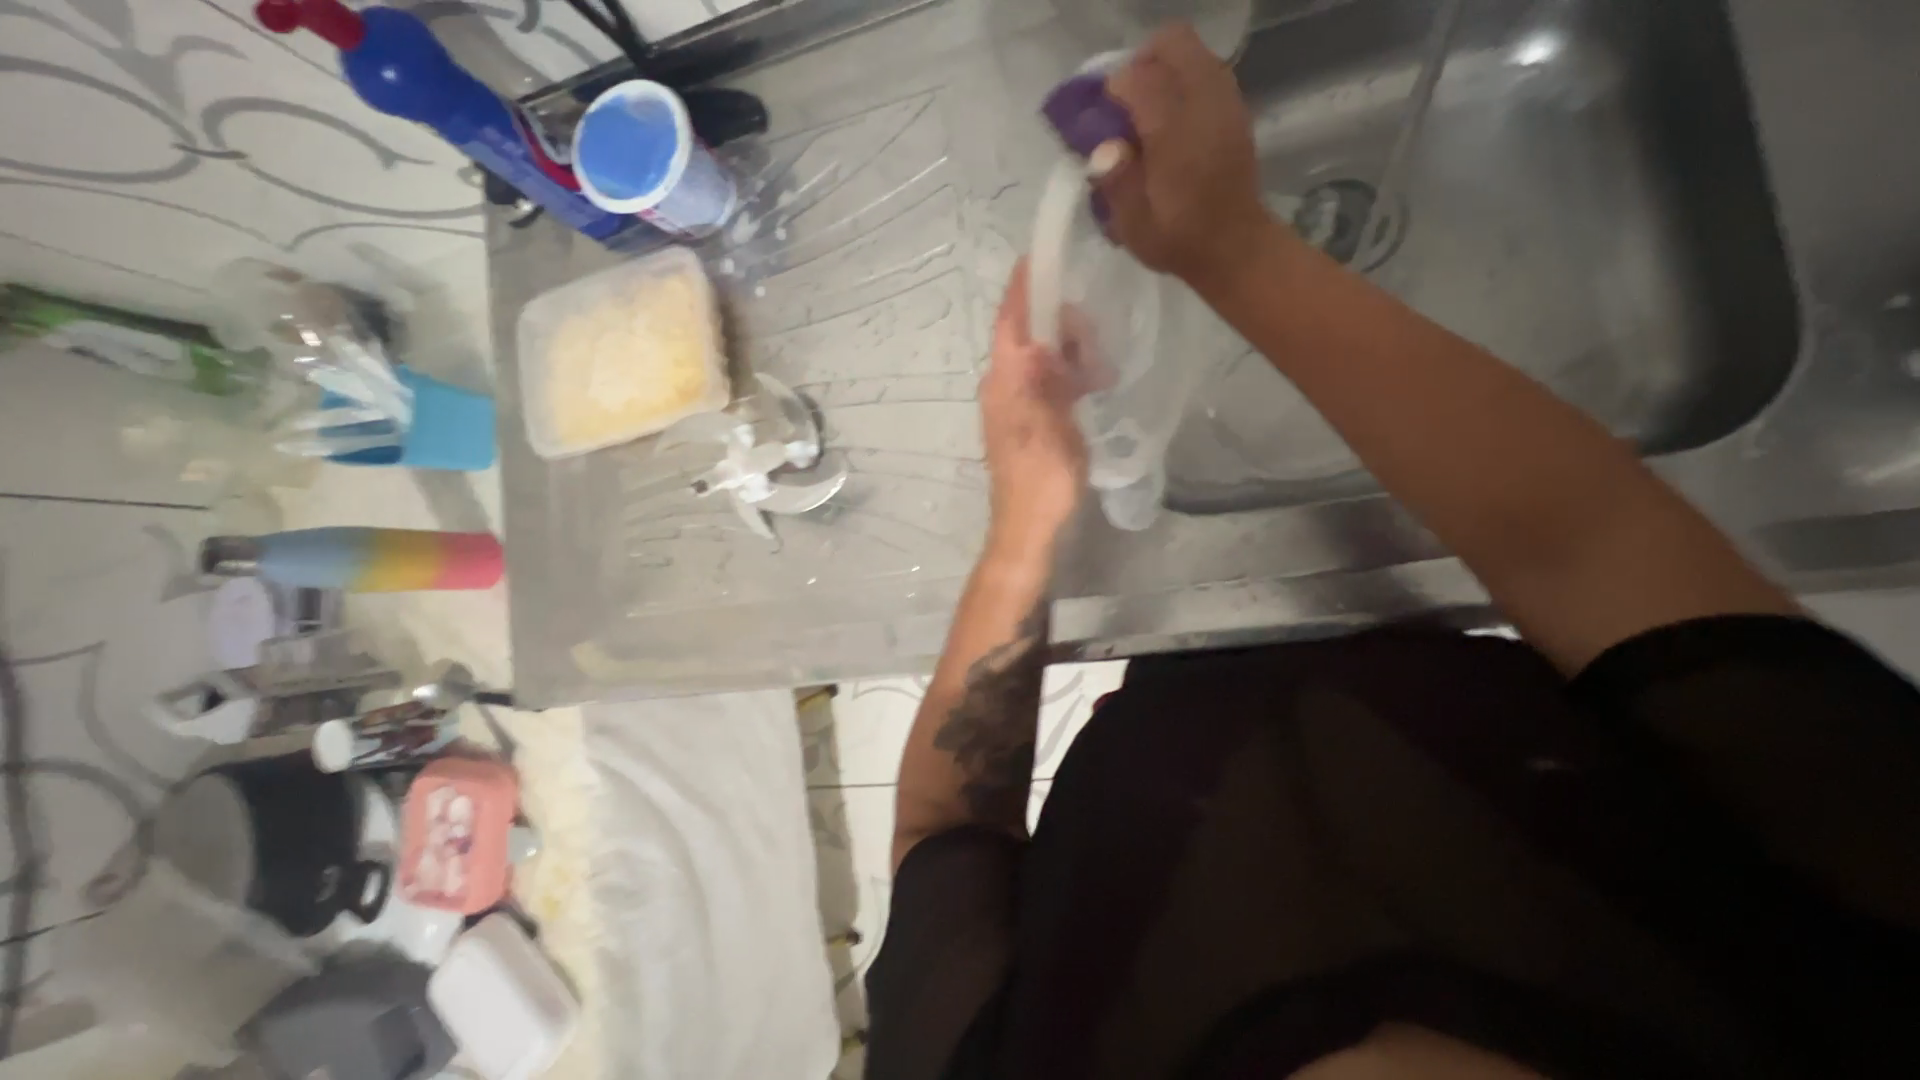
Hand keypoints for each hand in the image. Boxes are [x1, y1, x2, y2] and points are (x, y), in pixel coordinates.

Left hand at [980, 260, 1092, 558]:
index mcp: (1004, 380)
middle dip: (1058, 322)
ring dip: (1066, 350)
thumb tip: (1044, 341)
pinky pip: (1044, 380)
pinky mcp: (1024, 419)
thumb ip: (1048, 379)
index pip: (1010, 320)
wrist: (1028, 526)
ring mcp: (1012, 403)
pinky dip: (1066, 374)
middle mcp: (1002, 385)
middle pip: (1026, 334)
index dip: (1023, 287)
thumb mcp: (1053, 424)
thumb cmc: (1043, 478)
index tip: (1038, 256)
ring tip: (1098, 363)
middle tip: (1093, 334)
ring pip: (1038, 357)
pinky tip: (1092, 383)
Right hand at [1100, 23, 1279, 285]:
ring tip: (1146, 112)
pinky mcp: (1235, 111)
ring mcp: (1225, 104)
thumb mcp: (1134, 225)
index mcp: (1175, 134)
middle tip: (1124, 103)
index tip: (1101, 121)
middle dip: (1141, 65)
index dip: (1111, 92)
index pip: (1137, 79)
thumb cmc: (1179, 240)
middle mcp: (1204, 106)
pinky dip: (1184, 84)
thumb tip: (1102, 148)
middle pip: (1172, 44)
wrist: (1235, 248)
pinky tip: (1171, 122)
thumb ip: (1115, 181)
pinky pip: (1207, 72)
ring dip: (1164, 71)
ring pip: (1193, 53)